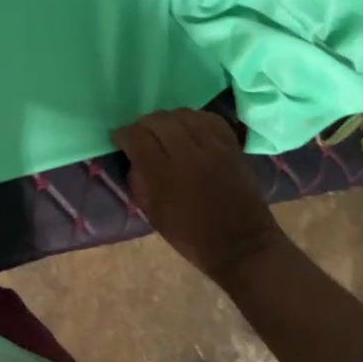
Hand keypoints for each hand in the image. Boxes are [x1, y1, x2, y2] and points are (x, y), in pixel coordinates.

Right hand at [111, 108, 288, 290]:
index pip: (136, 136)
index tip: (119, 140)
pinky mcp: (232, 148)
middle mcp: (187, 155)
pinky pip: (210, 119)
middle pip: (158, 120)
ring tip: (166, 132)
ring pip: (183, 114)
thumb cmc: (191, 237)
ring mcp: (213, 148)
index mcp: (163, 174)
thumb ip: (137, 180)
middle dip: (143, 124)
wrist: (243, 247)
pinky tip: (190, 129)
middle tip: (141, 136)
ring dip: (168, 120)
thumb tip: (131, 157)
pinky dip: (195, 119)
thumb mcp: (152, 214)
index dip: (122, 134)